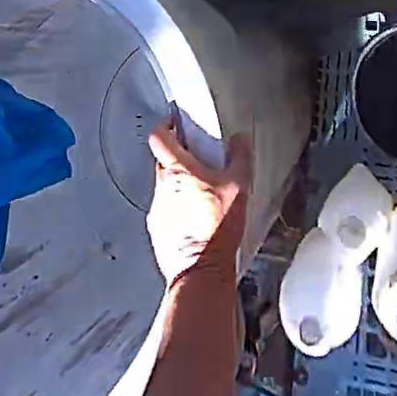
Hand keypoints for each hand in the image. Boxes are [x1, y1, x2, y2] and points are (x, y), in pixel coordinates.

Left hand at [146, 120, 251, 287]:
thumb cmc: (218, 227)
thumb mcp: (239, 185)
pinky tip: (195, 215)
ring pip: (164, 186)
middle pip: (163, 161)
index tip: (175, 124)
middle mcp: (162, 187)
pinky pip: (165, 208)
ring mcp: (156, 209)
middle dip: (179, 157)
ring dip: (179, 184)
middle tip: (199, 160)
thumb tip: (239, 140)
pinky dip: (176, 206)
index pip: (159, 137)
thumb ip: (239, 156)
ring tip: (202, 192)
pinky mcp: (156, 229)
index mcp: (179, 171)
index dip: (166, 126)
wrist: (201, 271)